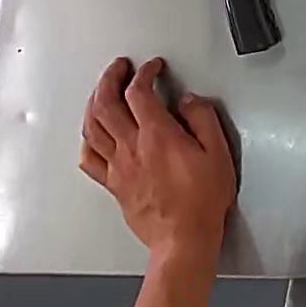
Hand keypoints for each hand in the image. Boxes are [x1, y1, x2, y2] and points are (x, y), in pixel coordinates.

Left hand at [80, 57, 236, 266]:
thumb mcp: (218, 152)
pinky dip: (87, 139)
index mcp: (158, 136)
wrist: (183, 239)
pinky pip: (90, 158)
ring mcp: (119, 167)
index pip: (139, 93)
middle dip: (110, 79)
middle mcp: (133, 148)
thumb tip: (189, 101)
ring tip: (103, 91)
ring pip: (92, 127)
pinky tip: (92, 133)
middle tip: (120, 68)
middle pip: (105, 104)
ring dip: (94, 102)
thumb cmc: (202, 200)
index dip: (145, 73)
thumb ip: (203, 119)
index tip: (153, 67)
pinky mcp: (114, 184)